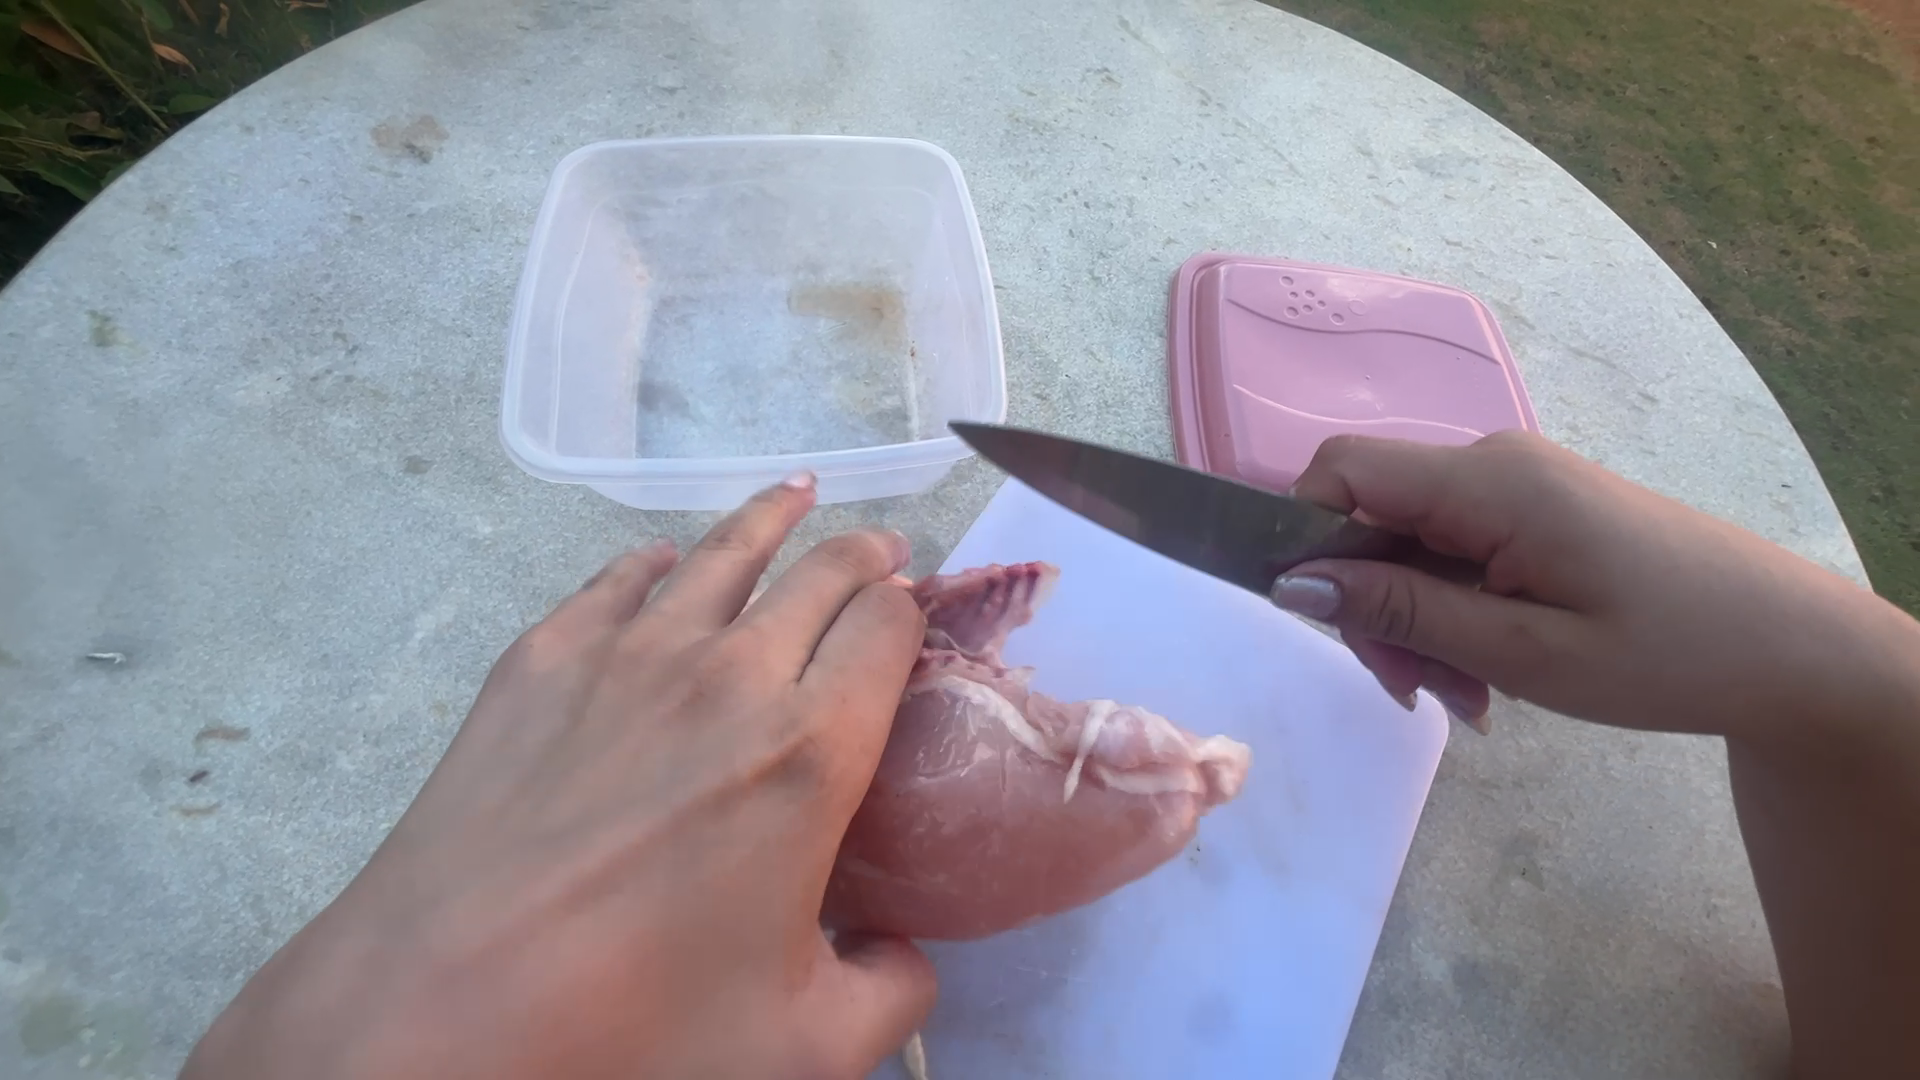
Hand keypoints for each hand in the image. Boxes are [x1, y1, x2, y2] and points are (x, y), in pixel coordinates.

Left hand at [182, 474, 934, 1079]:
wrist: (424, 1032)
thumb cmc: (636, 1036)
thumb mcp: (808, 1047)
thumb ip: (892, 989)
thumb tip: (908, 952)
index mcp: (813, 748)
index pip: (888, 626)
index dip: (913, 607)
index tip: (916, 612)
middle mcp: (735, 673)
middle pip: (823, 572)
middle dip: (865, 551)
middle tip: (882, 548)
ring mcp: (632, 653)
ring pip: (727, 550)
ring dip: (774, 515)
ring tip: (798, 492)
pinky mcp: (543, 658)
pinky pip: (620, 581)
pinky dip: (657, 563)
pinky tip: (665, 559)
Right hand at [1269, 431, 1919, 753]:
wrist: (1808, 658)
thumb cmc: (1674, 656)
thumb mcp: (1521, 650)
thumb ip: (1400, 610)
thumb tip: (1291, 585)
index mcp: (1488, 482)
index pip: (1342, 468)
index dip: (1301, 528)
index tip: (1319, 612)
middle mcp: (1488, 466)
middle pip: (1366, 517)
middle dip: (1366, 603)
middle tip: (1411, 686)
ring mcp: (1506, 488)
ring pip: (1398, 544)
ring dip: (1405, 619)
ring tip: (1457, 691)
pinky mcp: (1521, 512)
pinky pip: (1440, 553)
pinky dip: (1438, 610)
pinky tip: (1475, 667)